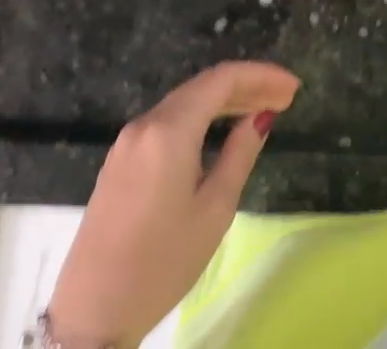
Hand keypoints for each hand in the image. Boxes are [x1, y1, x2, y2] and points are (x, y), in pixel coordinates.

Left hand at [47, 62, 300, 346]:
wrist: (93, 310)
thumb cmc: (162, 262)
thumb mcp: (214, 210)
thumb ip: (239, 154)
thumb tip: (260, 118)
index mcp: (168, 131)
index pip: (221, 80)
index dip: (261, 75)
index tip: (293, 87)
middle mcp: (145, 124)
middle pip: (202, 87)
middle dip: (247, 86)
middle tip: (286, 98)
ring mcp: (127, 142)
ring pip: (184, 103)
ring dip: (225, 101)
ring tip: (263, 111)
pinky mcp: (121, 161)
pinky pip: (168, 122)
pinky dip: (201, 118)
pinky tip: (223, 130)